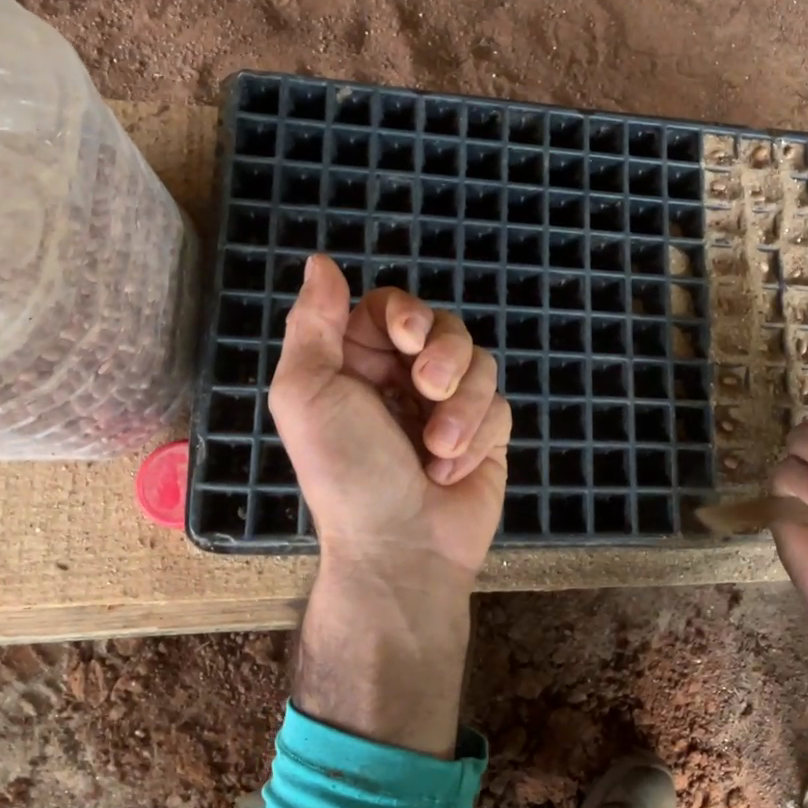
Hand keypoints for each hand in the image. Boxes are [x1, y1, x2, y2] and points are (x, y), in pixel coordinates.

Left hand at [268, 254, 510, 580]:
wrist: (401, 546)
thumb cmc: (346, 470)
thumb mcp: (307, 394)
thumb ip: (314, 324)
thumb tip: (320, 261)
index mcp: (359, 364)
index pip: (394, 306)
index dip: (408, 313)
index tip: (409, 337)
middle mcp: (405, 380)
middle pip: (446, 328)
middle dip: (444, 357)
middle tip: (429, 389)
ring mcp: (450, 407)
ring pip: (482, 364)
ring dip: (461, 408)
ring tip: (437, 448)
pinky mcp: (487, 436)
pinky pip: (500, 408)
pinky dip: (477, 438)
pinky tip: (450, 470)